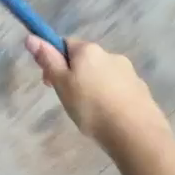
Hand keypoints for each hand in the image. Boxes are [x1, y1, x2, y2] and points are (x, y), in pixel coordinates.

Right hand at [25, 35, 173, 155]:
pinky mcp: (143, 93)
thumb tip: (31, 37)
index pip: (64, 44)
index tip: (50, 82)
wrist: (138, 137)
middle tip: (69, 100)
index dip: (54, 61)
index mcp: (88, 50)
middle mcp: (111, 55)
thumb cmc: (92, 108)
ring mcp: (130, 74)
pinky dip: (111, 98)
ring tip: (91, 113)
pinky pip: (119, 90)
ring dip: (94, 87)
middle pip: (85, 60)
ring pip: (103, 76)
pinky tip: (110, 118)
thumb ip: (47, 60)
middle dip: (74, 76)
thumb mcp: (61, 84)